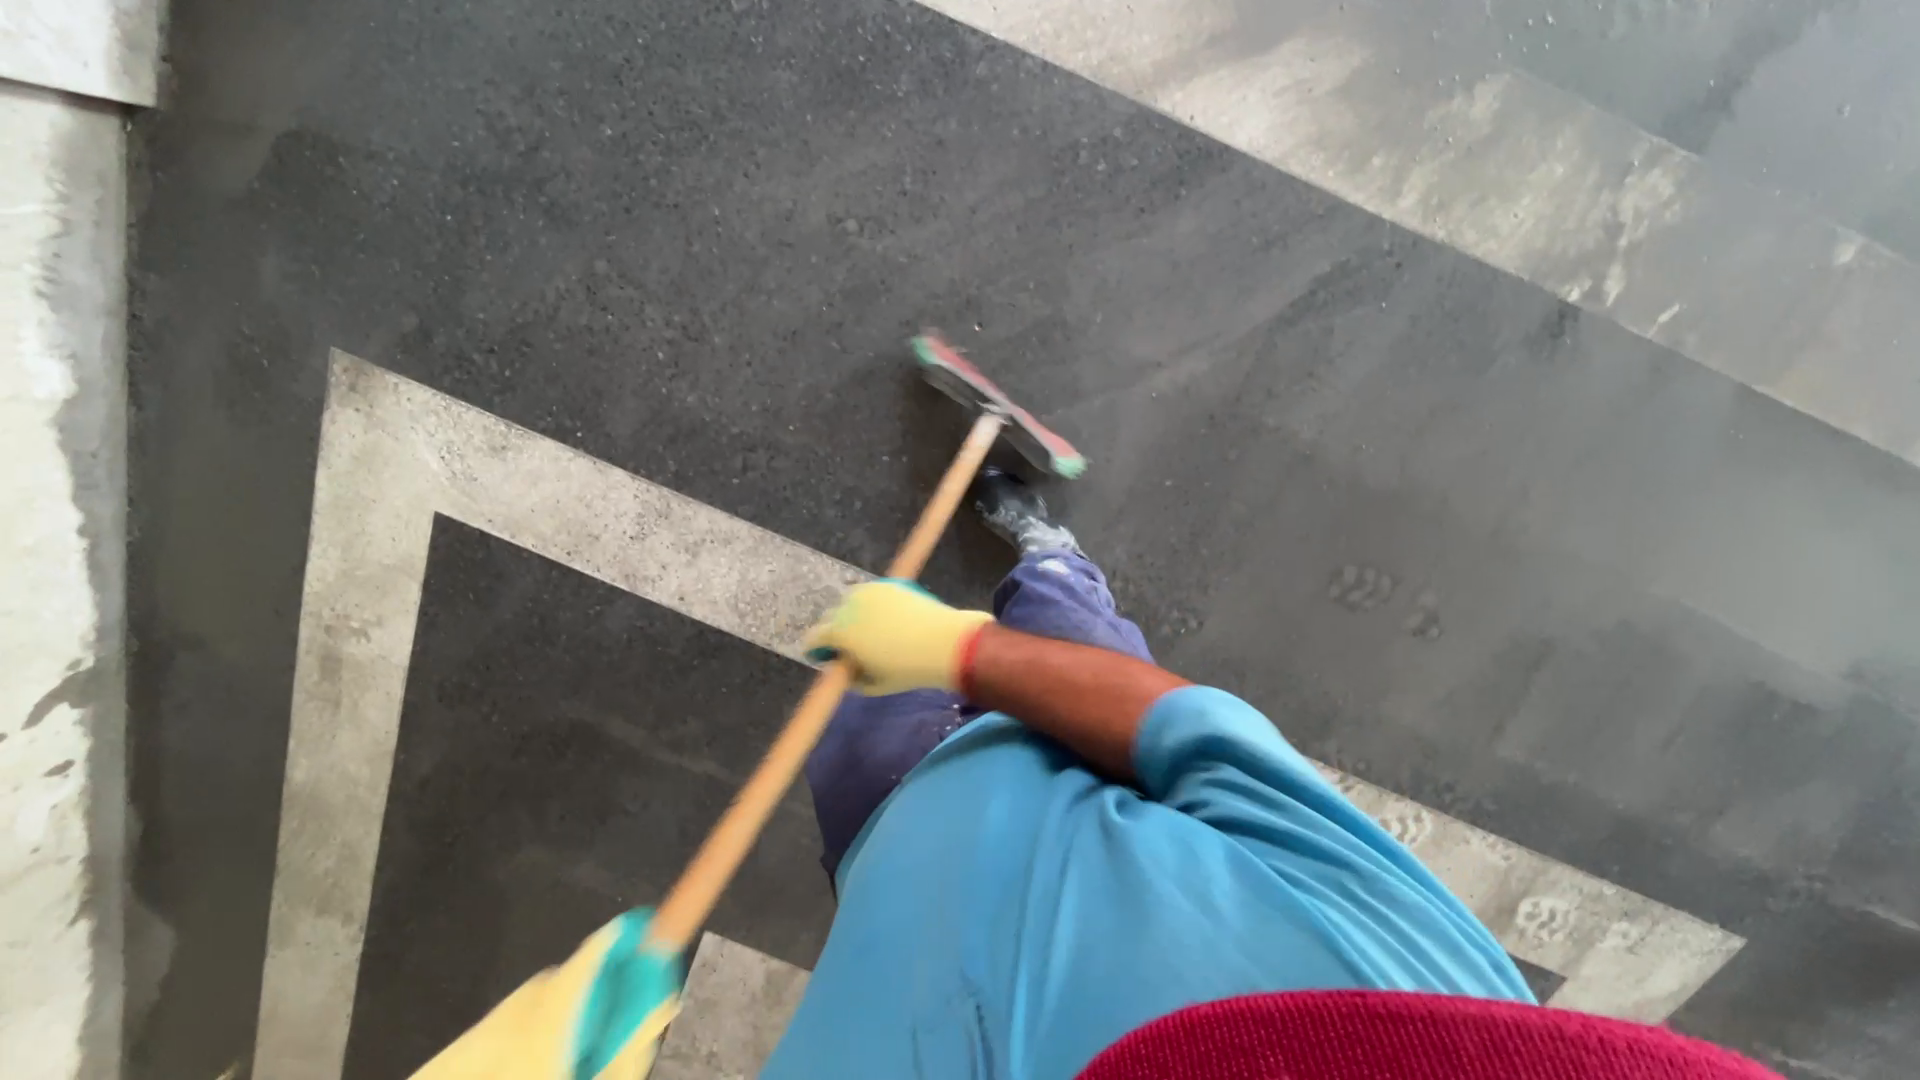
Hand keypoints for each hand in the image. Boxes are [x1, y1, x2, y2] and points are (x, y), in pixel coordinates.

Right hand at [803, 580, 992, 694]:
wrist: (943, 642)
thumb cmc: (907, 669)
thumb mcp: (874, 684)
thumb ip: (852, 677)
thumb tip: (846, 668)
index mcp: (839, 633)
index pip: (814, 638)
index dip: (816, 649)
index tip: (821, 656)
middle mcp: (848, 607)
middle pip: (830, 618)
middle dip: (833, 632)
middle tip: (847, 646)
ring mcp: (868, 592)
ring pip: (849, 602)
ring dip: (851, 615)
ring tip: (867, 629)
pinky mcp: (886, 585)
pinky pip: (869, 594)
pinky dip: (869, 604)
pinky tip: (882, 616)